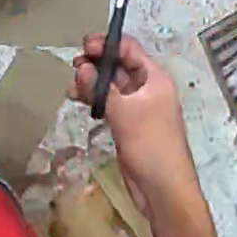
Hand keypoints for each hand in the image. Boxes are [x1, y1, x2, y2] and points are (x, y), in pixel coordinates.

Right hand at [69, 33, 200, 222]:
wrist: (164, 192)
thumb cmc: (151, 146)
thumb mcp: (125, 113)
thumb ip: (101, 89)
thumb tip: (81, 68)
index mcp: (154, 78)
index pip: (129, 49)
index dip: (106, 44)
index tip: (83, 46)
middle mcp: (146, 87)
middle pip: (118, 64)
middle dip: (95, 62)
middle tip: (74, 66)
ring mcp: (137, 105)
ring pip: (111, 83)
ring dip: (91, 81)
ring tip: (72, 86)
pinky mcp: (128, 122)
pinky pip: (108, 101)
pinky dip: (94, 98)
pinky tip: (77, 99)